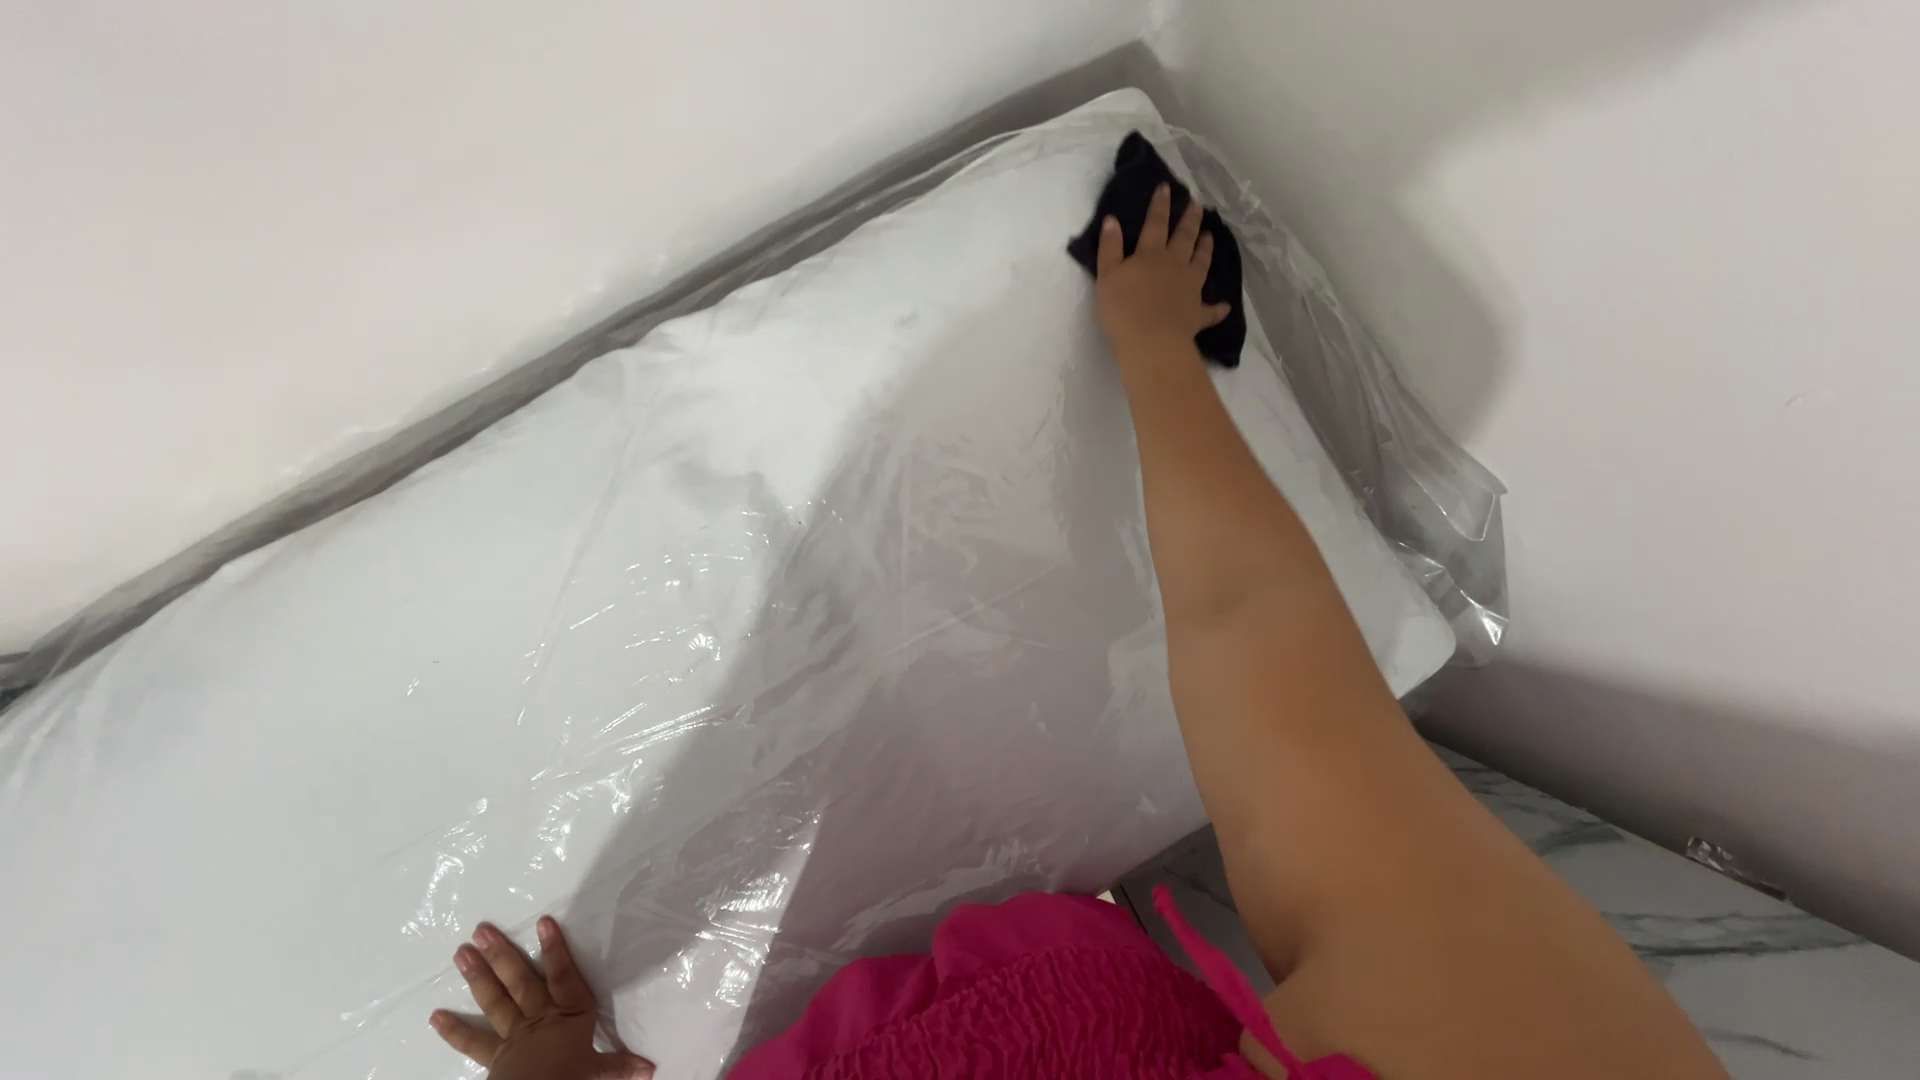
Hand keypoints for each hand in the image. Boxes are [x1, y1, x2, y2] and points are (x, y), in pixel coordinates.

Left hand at [430, 916, 653, 1079]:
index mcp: (570, 1016)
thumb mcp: (600, 1074)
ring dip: (479, 977)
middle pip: (521, 981)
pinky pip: (472, 1043)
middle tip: (481, 930)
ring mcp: (513, 1036)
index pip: (563, 975)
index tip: (544, 922)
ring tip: (461, 953)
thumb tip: (652, 1069)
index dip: (555, 949)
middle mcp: (541, 1018)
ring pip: (496, 1001)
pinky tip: (435, 1016)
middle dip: (503, 955)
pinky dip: (453, 1030)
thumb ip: (621, 1066)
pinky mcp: (494, 1057)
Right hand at [1094, 183, 1231, 359]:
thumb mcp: (1107, 276)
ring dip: (1206, 249)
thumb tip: (1112, 221)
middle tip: (1197, 204)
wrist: (1150, 341)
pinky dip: (1217, 309)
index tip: (1166, 187)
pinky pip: (1210, 310)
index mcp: (1151, 255)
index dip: (1160, 205)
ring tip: (1210, 236)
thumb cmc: (1123, 309)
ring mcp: (1189, 289)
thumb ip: (1110, 249)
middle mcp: (1174, 266)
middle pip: (1184, 238)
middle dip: (1190, 220)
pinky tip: (1224, 306)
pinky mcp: (1196, 314)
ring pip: (1200, 263)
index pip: (1155, 223)